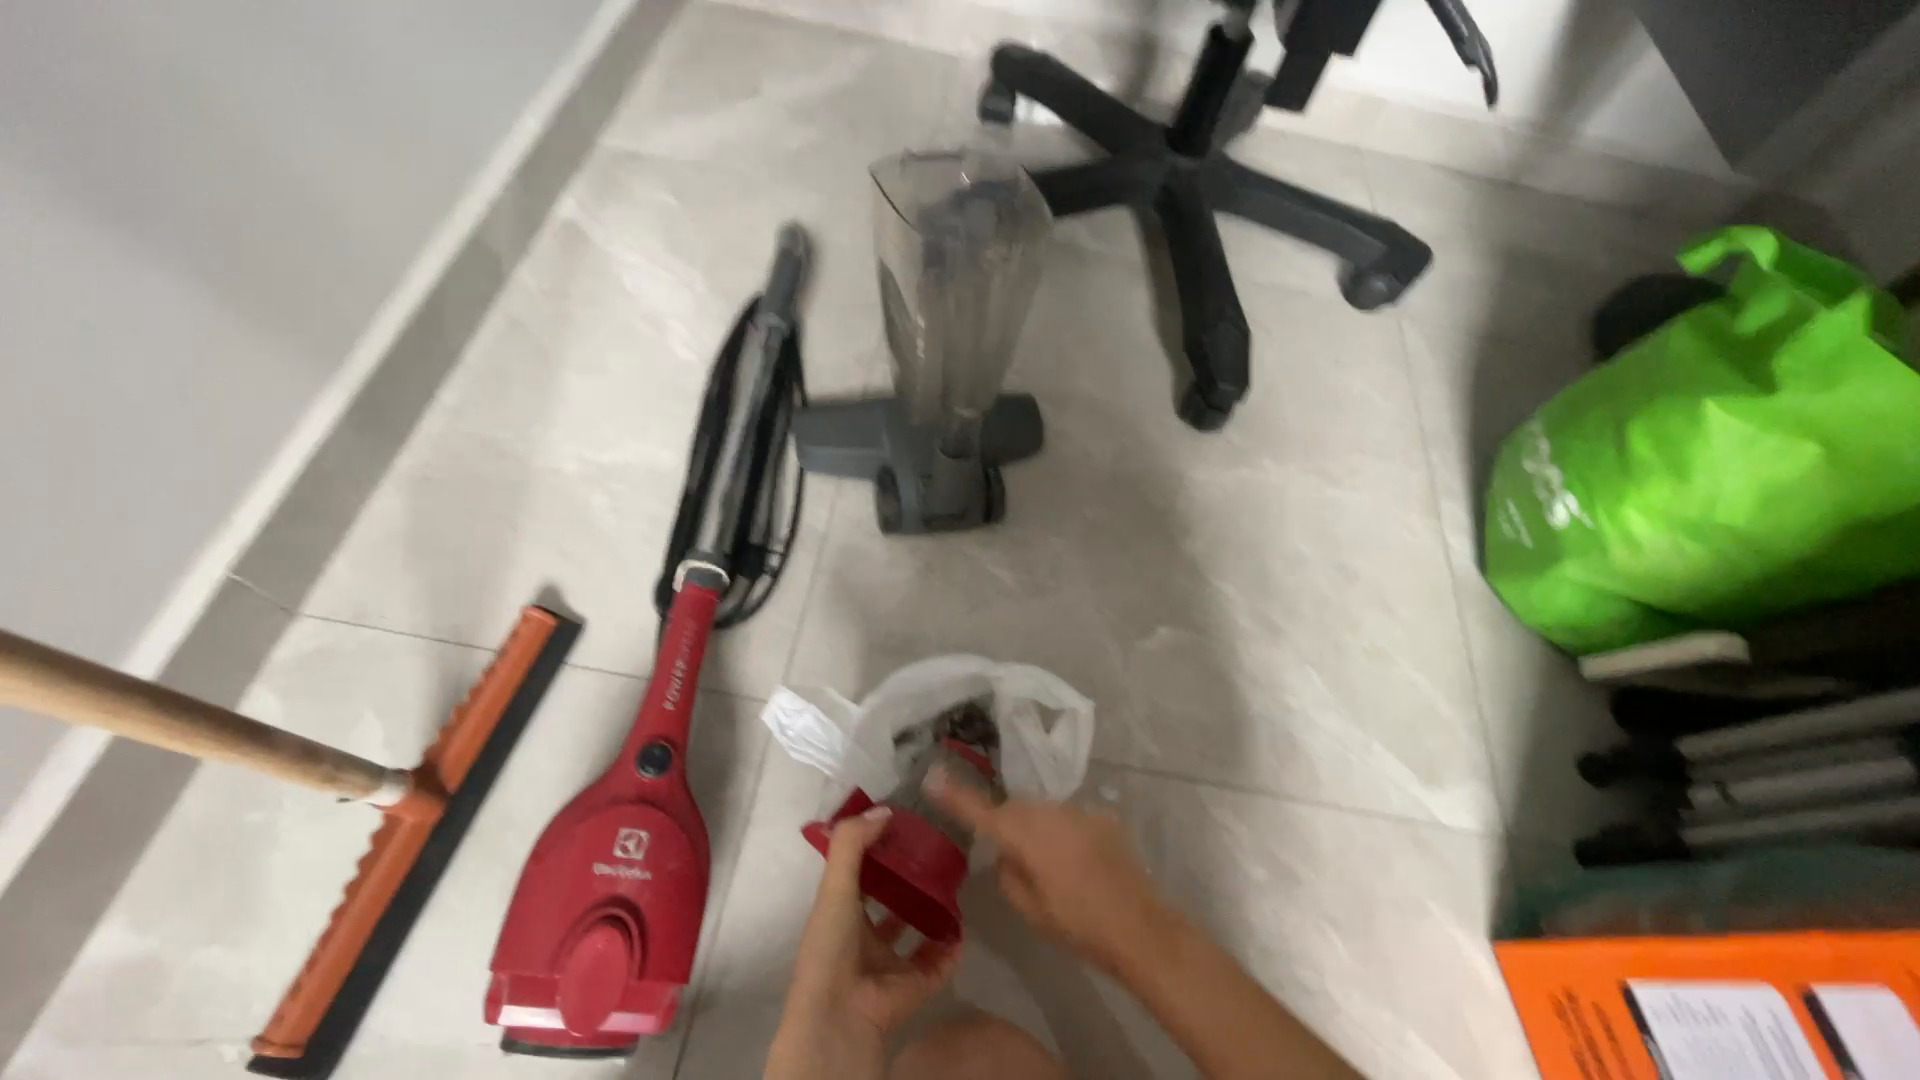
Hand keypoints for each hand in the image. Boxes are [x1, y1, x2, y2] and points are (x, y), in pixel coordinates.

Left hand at [766, 806, 959, 1079]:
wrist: (841, 1011)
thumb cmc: (831, 944)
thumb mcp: (835, 885)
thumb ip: (853, 844)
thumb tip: (884, 809)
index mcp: (841, 915)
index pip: (861, 878)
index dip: (879, 854)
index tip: (904, 830)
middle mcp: (865, 938)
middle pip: (891, 904)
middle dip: (911, 884)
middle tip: (936, 857)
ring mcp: (891, 964)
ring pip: (917, 933)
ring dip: (933, 913)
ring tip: (954, 886)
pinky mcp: (916, 985)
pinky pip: (939, 961)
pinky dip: (951, 946)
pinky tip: (962, 924)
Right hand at [927, 768, 1173, 973]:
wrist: (1138, 925)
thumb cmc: (1076, 923)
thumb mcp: (1029, 908)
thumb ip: (1008, 873)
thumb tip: (1007, 854)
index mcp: (1024, 834)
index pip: (979, 810)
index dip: (954, 795)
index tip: (932, 776)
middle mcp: (1048, 811)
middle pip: (1014, 807)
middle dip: (1004, 821)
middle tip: (1004, 850)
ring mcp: (1079, 810)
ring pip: (1043, 810)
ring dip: (1036, 826)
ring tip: (1045, 861)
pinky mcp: (1103, 817)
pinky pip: (1070, 818)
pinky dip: (1064, 832)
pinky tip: (1076, 862)